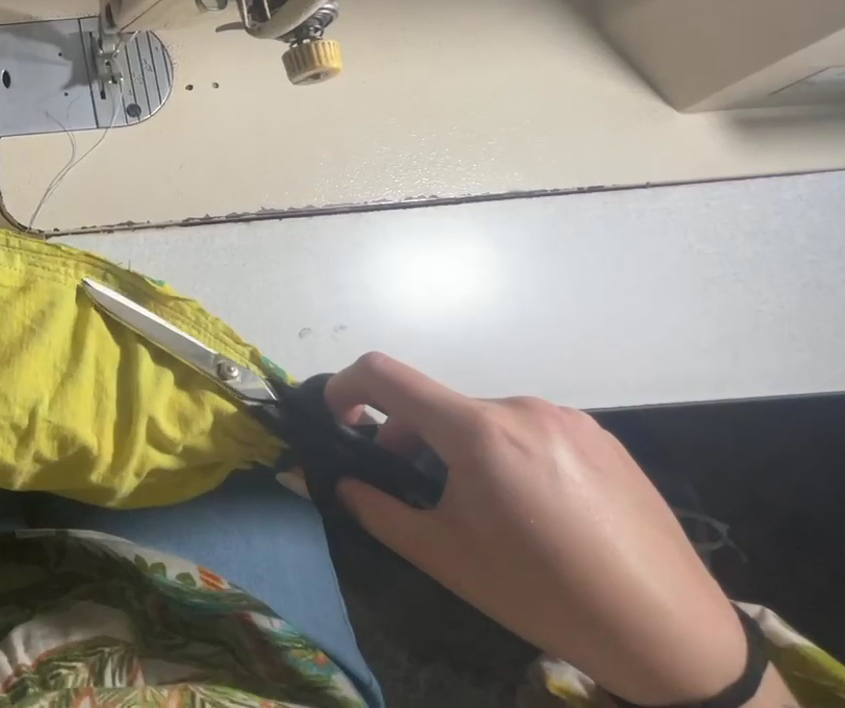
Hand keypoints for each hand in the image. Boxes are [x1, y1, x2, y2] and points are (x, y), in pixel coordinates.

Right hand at [324, 353, 756, 705]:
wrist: (673, 637)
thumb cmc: (541, 592)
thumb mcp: (440, 554)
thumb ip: (374, 507)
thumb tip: (339, 480)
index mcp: (477, 430)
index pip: (384, 374)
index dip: (345, 386)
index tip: (338, 420)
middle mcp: (521, 408)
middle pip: (436, 404)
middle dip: (408, 437)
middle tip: (416, 491)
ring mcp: (569, 420)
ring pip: (482, 418)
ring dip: (457, 447)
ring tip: (482, 507)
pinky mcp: (605, 440)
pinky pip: (528, 430)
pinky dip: (505, 453)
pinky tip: (534, 508)